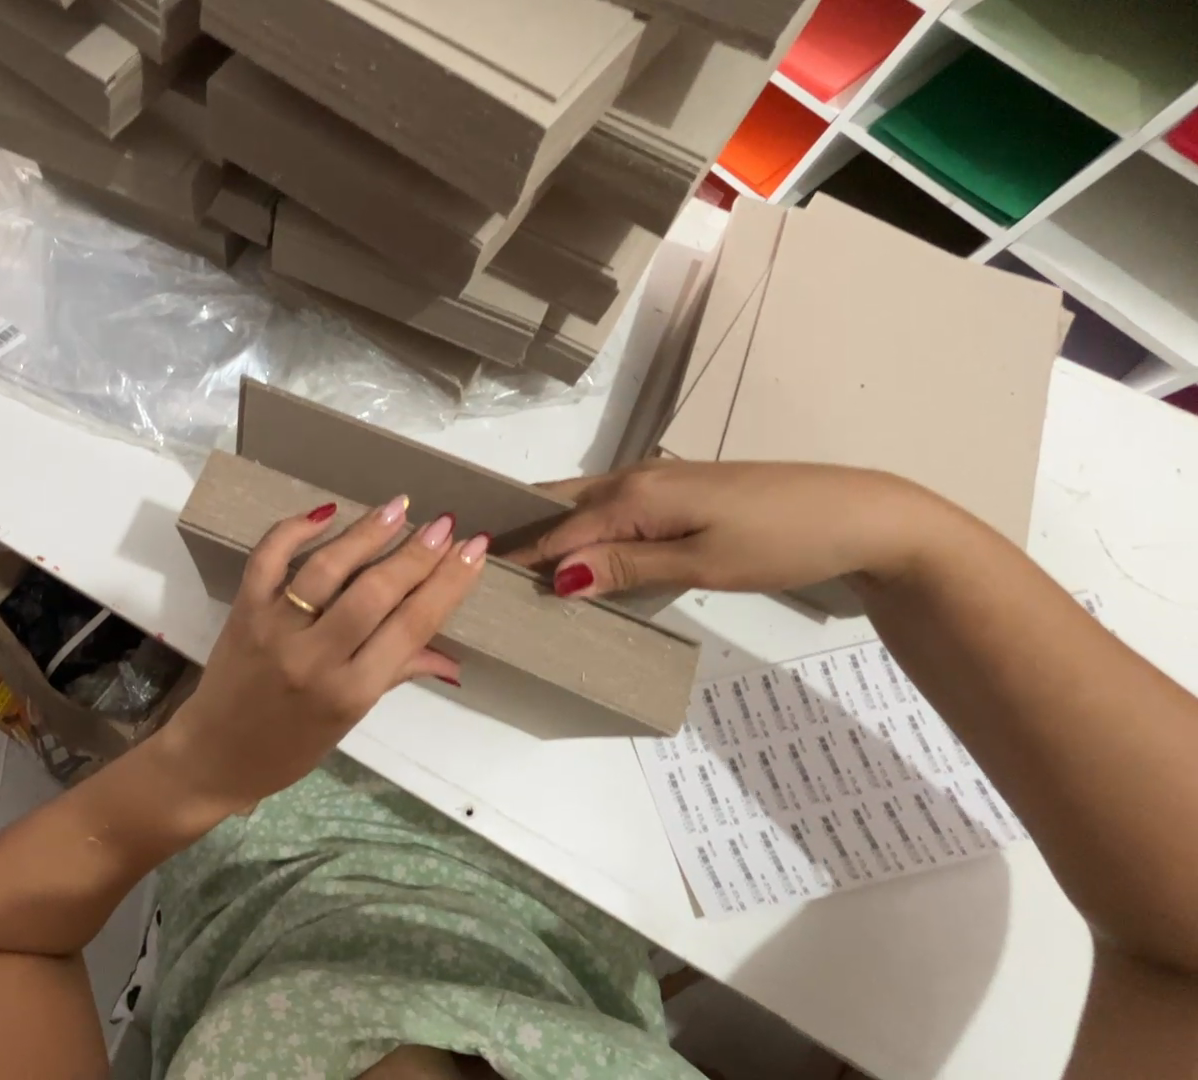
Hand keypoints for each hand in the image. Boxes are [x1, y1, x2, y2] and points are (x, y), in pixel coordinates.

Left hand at [161, 495, 488, 807]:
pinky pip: (267, 560)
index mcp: (351, 691)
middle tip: (445, 524)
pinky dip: (292, 530)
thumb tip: (451, 660)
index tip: (472, 549)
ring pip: (327, 570)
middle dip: (417, 555)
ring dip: (366, 535)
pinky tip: (324, 512)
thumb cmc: (289, 748)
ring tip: (397, 509)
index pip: (412, 626)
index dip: (448, 583)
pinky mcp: (243, 611)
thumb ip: (395, 675)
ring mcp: (275, 629)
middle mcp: (316, 657)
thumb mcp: (348, 721)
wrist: (214, 756)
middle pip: (376, 593)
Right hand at [504, 461, 965, 599]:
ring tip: (517, 565)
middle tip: (484, 568)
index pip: (558, 531)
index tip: (476, 578)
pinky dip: (579, 528)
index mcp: (634, 495)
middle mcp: (633, 478)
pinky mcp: (674, 490)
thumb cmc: (780, 541)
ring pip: (580, 504)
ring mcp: (654, 480)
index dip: (520, 558)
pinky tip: (575, 553)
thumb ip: (625, 566)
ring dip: (549, 530)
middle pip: (558, 504)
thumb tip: (558, 577)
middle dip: (522, 533)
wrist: (863, 515)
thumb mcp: (701, 562)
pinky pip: (606, 507)